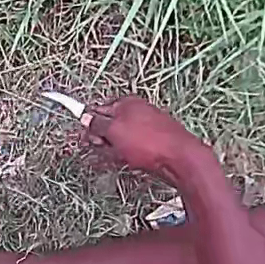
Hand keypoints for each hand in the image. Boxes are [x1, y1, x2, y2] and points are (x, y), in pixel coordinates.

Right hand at [84, 96, 216, 183]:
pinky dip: (125, 154)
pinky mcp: (152, 141)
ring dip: (112, 149)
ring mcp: (145, 126)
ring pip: (119, 138)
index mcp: (126, 103)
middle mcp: (136, 111)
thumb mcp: (114, 130)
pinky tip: (127, 160)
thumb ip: (97, 124)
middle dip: (101, 138)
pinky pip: (131, 147)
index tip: (85, 138)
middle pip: (108, 124)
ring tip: (116, 156)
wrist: (179, 158)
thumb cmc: (147, 141)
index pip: (98, 110)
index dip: (89, 124)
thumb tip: (85, 118)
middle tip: (101, 148)